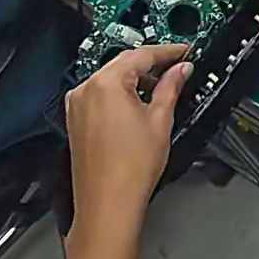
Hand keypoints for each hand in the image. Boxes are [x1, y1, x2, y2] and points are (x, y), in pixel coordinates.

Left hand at [63, 45, 191, 240]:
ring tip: (162, 89)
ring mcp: (78, 105)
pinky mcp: (76, 120)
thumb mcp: (160, 120)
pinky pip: (101, 96)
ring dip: (136, 80)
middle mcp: (86, 89)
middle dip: (152, 65)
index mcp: (105, 83)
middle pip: (124, 64)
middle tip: (177, 68)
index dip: (167, 52)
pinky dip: (121, 94)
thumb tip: (180, 70)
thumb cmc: (129, 170)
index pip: (141, 55)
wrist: (107, 206)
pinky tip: (139, 104)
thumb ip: (171, 87)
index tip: (183, 52)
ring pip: (112, 79)